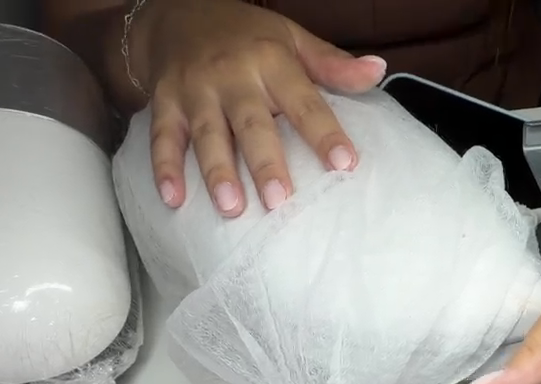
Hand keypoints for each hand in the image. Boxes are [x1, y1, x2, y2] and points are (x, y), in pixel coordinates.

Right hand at [129, 0, 385, 212]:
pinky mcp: (165, 102)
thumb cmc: (247, 38)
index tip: (345, 164)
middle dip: (265, 162)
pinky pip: (162, 137)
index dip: (324, 132)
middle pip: (251, 123)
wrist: (174, 10)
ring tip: (231, 208)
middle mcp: (231, 76)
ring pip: (206, 134)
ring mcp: (195, 90)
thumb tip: (378, 71)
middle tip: (279, 201)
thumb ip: (331, 65)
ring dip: (217, 172)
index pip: (303, 101)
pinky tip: (173, 200)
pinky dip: (164, 168)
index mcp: (270, 61)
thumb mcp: (291, 40)